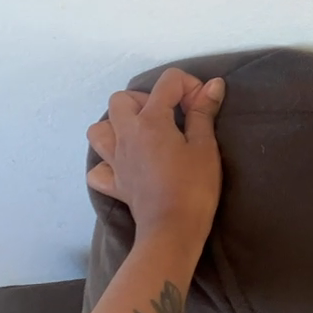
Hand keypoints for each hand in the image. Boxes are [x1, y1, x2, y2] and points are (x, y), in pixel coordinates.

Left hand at [87, 68, 226, 258]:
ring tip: (143, 135)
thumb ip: (204, 112)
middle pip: (122, 99)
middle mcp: (126, 134)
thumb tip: (213, 84)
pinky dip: (109, 163)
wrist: (172, 229)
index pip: (167, 82)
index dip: (190, 87)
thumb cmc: (194, 185)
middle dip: (147, 99)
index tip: (203, 106)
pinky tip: (127, 166)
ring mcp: (114, 160)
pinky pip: (99, 167)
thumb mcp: (205, 146)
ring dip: (118, 126)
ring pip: (99, 130)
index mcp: (151, 120)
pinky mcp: (113, 183)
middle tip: (171, 116)